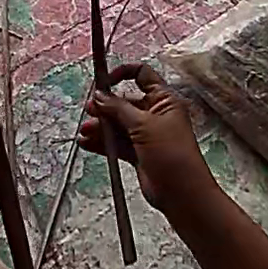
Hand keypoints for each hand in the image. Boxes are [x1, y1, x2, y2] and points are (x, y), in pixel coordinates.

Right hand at [78, 63, 214, 213]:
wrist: (182, 195)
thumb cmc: (170, 152)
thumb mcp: (143, 125)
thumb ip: (118, 108)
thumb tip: (99, 95)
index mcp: (163, 99)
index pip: (142, 75)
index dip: (122, 73)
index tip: (104, 81)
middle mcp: (154, 114)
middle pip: (125, 102)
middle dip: (106, 105)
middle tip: (89, 110)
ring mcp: (145, 134)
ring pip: (118, 123)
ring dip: (101, 126)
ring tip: (84, 131)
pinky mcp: (138, 153)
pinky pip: (117, 142)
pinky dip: (103, 142)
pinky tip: (86, 143)